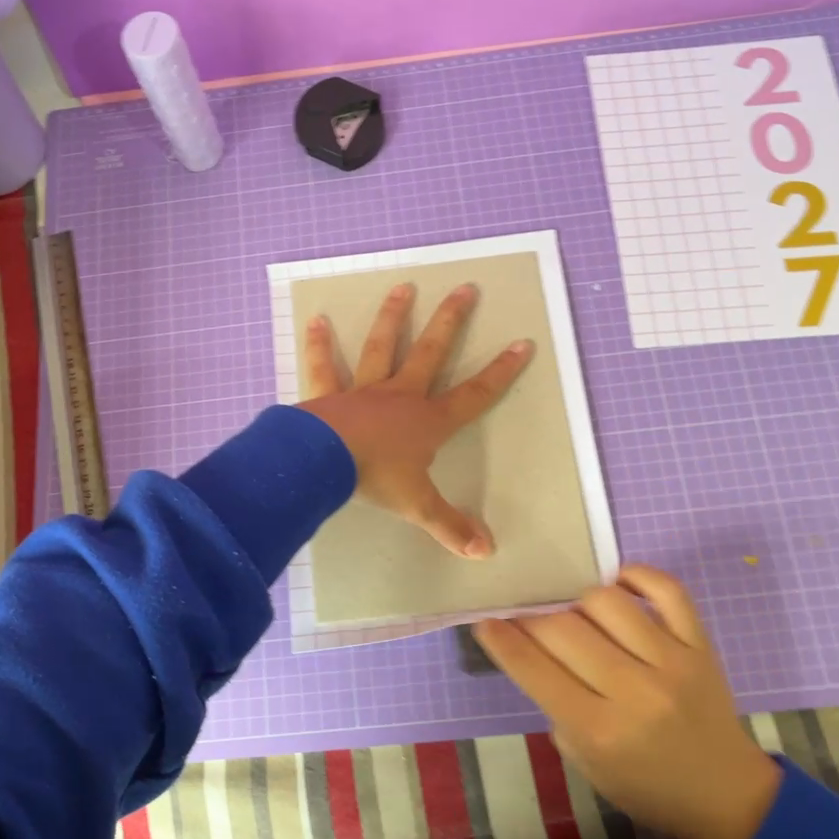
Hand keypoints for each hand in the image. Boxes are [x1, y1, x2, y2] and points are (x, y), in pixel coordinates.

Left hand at [298, 282, 532, 556]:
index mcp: (428, 421)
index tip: (522, 344)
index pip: (473, 395)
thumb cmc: (375, 478)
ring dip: (393, 317)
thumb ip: (450, 526)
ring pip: (382, 347)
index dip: (500, 372)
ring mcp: (364, 390)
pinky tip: (317, 320)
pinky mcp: (330, 393)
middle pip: (431, 353)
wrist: (323, 461)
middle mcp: (400, 396)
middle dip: (451, 321)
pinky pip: (325, 366)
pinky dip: (320, 344)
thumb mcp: (417, 505)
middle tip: (465, 288)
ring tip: (403, 287)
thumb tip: (485, 552)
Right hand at [473, 565, 781, 838]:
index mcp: (598, 729)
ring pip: (606, 601)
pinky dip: (637, 575)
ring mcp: (671, 663)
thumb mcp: (583, 759)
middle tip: (526, 622)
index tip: (486, 622)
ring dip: (578, 602)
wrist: (725, 796)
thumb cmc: (643, 785)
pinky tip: (616, 584)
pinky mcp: (701, 646)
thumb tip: (529, 648)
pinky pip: (667, 590)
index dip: (502, 639)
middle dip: (532, 620)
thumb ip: (554, 703)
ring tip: (575, 614)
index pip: (534, 668)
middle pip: (563, 628)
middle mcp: (633, 690)